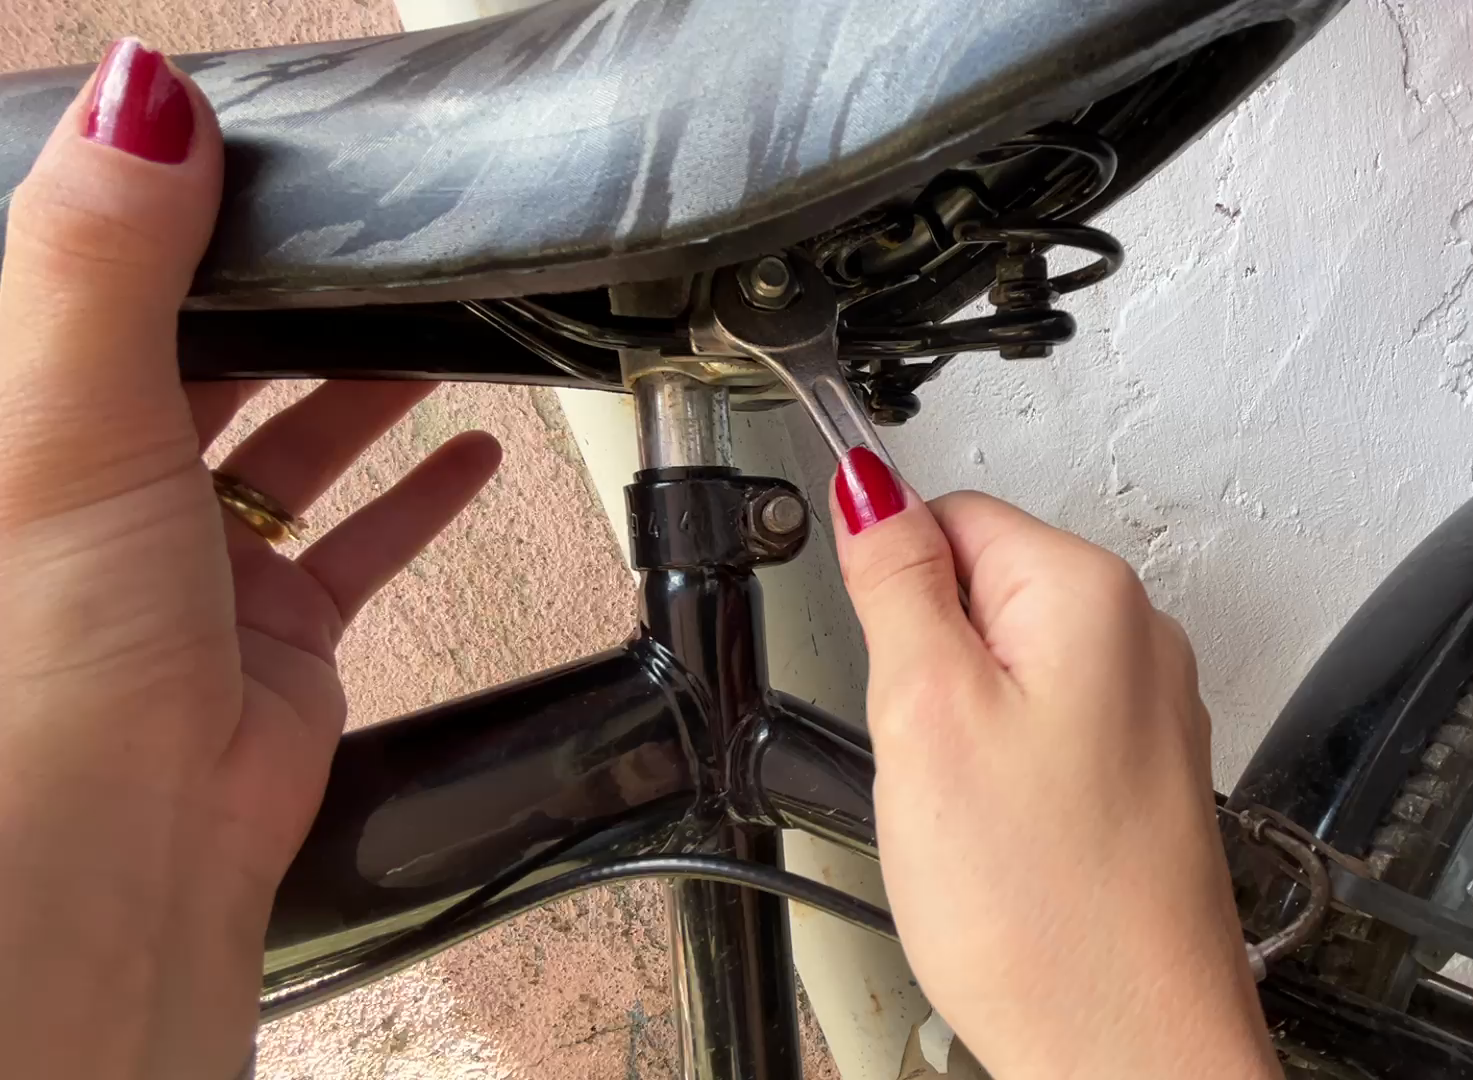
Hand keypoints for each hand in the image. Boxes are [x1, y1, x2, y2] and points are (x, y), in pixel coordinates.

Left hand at [0, 42, 498, 1078]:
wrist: (129, 833)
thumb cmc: (56, 649)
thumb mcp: (69, 425)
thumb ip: (105, 269)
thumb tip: (151, 109)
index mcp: (25, 427)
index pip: (92, 292)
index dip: (164, 228)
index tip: (250, 172)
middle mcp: (101, 487)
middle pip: (211, 366)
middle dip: (294, 314)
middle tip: (374, 262)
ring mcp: (201, 558)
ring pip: (300, 449)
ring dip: (371, 397)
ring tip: (440, 346)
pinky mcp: (284, 616)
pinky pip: (362, 537)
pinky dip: (419, 495)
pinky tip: (470, 459)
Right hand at [831, 450, 1279, 1078]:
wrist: (1126, 1050)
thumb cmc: (1043, 903)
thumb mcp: (926, 710)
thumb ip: (896, 580)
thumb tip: (869, 486)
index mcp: (1087, 591)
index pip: (957, 514)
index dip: (901, 580)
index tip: (892, 653)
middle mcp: (1135, 630)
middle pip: (985, 583)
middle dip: (933, 648)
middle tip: (933, 739)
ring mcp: (1143, 695)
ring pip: (1007, 650)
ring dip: (964, 701)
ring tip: (969, 787)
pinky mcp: (1136, 752)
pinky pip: (1042, 708)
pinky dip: (1003, 742)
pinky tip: (1004, 813)